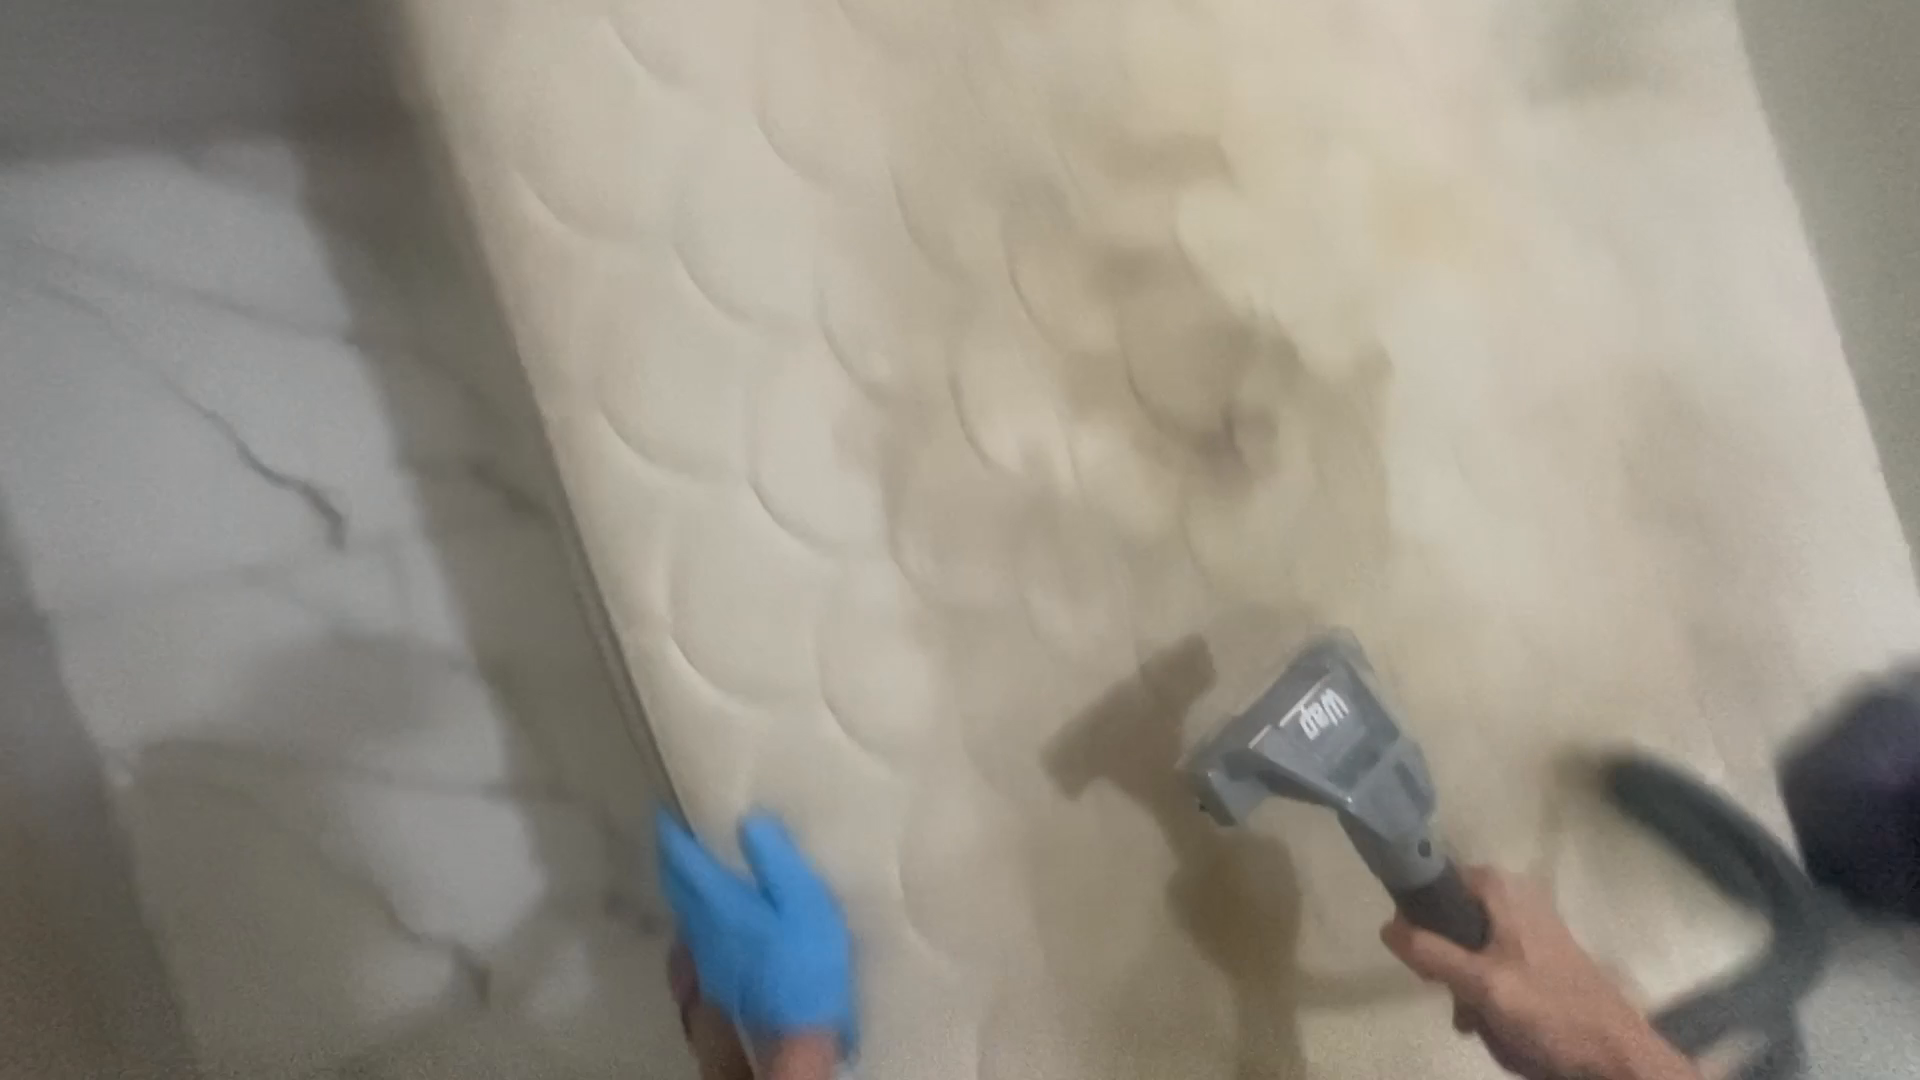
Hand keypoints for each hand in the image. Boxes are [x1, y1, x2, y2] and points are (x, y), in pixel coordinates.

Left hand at [656, 810, 857, 1056]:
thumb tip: (750, 821)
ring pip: (682, 915)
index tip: (662, 811)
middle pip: (676, 888)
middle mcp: (702, 929)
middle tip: (672, 835)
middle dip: (672, 859)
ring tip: (688, 872)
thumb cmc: (805, 960)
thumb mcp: (804, 900)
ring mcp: (704, 962)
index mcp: (720, 903)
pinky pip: (690, 941)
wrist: (797, 1036)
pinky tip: (698, 927)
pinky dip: (688, 920)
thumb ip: (776, 860)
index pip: (684, 862)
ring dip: (680, 888)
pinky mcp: (714, 985)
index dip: (671, 835)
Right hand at [1381, 867, 1697, 1079]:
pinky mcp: (1540, 956)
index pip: (1432, 883)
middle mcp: (1512, 897)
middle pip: (1449, 918)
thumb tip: (1385, 928)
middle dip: (1444, 962)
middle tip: (1447, 991)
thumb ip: (1428, 952)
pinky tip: (1490, 1021)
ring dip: (1464, 983)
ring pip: (1468, 946)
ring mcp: (1528, 926)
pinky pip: (1492, 964)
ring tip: (1472, 1017)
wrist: (1622, 1061)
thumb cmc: (1551, 1010)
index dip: (1417, 917)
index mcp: (1498, 887)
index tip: (1416, 952)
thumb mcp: (1481, 982)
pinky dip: (1487, 991)